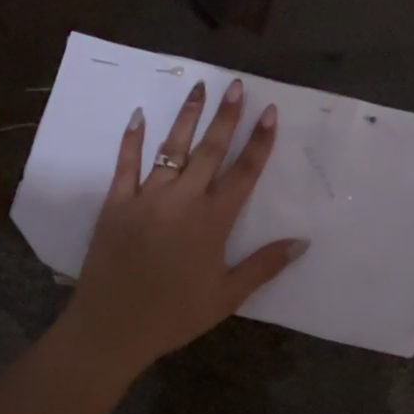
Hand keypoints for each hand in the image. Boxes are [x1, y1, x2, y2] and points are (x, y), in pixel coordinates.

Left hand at [57, 79, 308, 375]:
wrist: (111, 329)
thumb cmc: (173, 316)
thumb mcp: (227, 297)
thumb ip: (264, 266)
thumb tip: (303, 241)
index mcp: (212, 221)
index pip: (244, 172)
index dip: (260, 141)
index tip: (270, 112)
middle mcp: (182, 201)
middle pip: (210, 150)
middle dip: (226, 116)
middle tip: (235, 85)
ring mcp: (146, 198)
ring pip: (172, 148)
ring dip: (187, 116)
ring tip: (199, 86)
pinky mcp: (116, 203)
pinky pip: (126, 164)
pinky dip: (133, 138)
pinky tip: (139, 114)